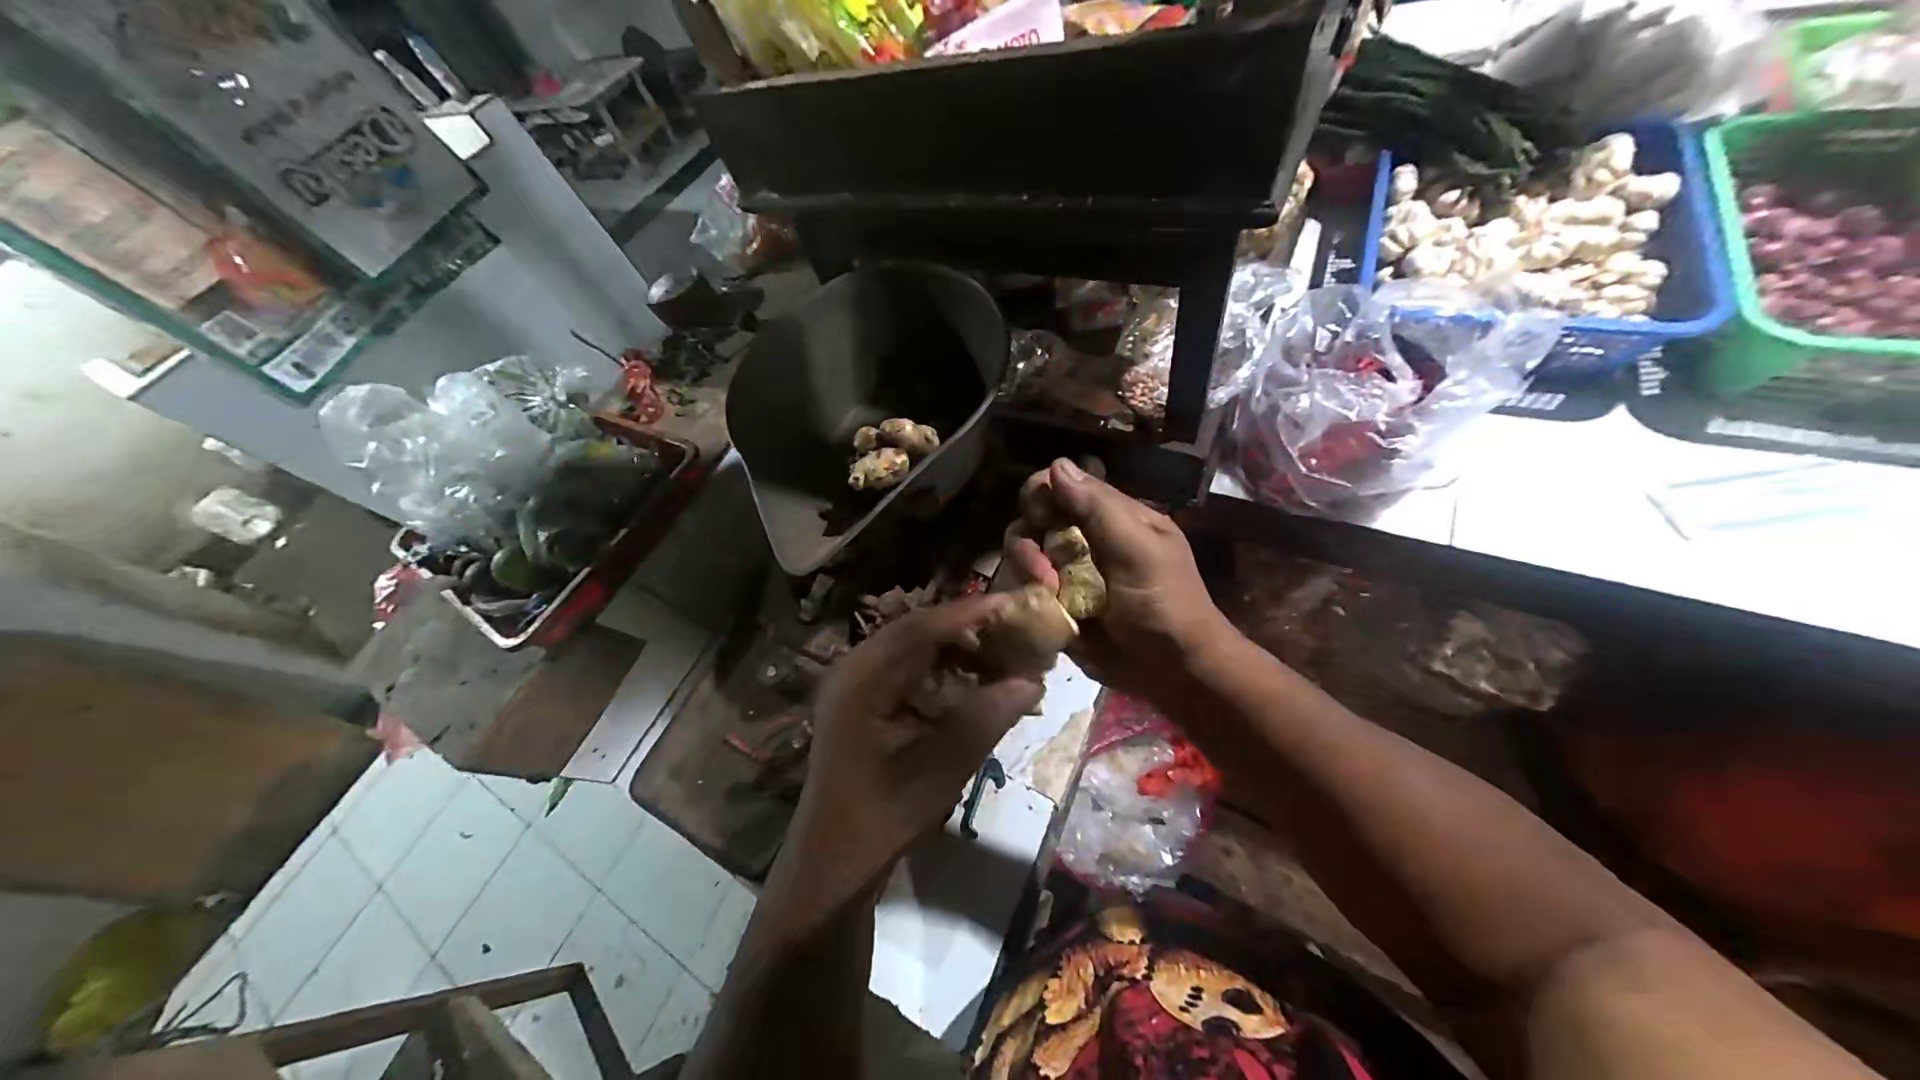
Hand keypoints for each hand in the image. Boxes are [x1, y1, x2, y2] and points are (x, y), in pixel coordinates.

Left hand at [794, 595, 1045, 877]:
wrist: (830, 863)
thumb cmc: (880, 821)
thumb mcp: (939, 774)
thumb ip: (984, 722)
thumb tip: (1033, 681)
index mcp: (861, 681)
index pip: (920, 628)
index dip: (970, 612)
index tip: (1016, 603)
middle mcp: (853, 670)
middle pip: (916, 630)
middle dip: (969, 628)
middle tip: (1017, 631)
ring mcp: (854, 684)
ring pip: (913, 647)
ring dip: (958, 648)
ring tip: (1004, 655)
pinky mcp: (862, 700)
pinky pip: (907, 668)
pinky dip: (943, 669)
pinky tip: (974, 683)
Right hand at [1003, 459, 1233, 704]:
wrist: (1174, 670)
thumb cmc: (1165, 602)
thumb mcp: (1138, 549)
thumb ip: (1098, 507)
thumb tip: (1056, 464)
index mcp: (1111, 516)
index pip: (1061, 485)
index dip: (1043, 494)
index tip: (1043, 516)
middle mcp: (1084, 538)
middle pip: (1034, 518)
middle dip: (1030, 537)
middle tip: (1045, 567)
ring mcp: (1068, 573)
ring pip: (1024, 552)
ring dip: (1028, 566)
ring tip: (1048, 590)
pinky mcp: (1057, 605)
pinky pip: (1026, 588)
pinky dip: (1026, 593)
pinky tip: (1042, 608)